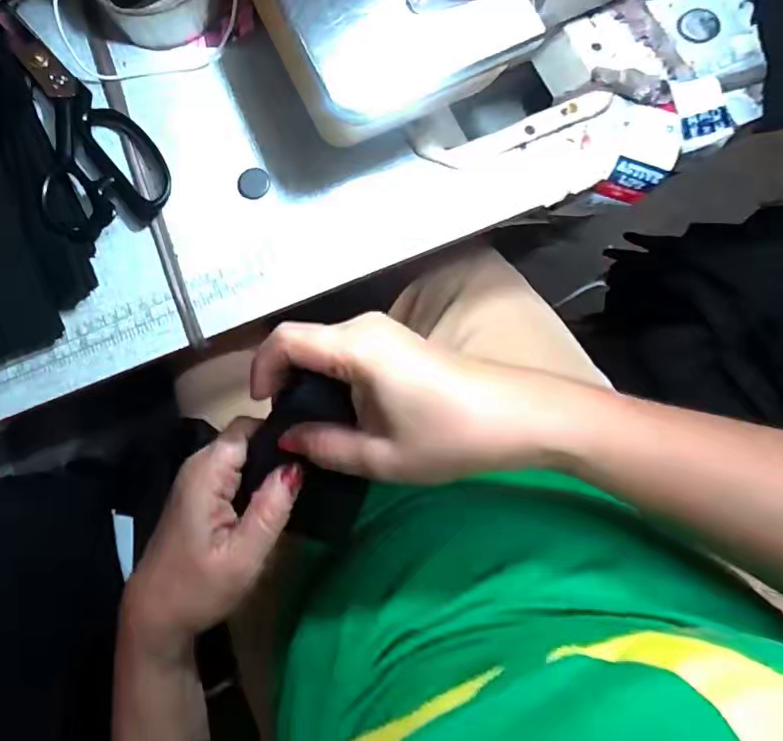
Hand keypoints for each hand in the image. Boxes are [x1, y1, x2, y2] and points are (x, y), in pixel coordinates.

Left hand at [123, 419, 299, 647]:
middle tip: (311, 470)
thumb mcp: (243, 557)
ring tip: (300, 481)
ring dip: (266, 463)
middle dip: (275, 447)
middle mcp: (199, 462)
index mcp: (207, 469)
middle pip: (245, 435)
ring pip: (240, 451)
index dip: (279, 431)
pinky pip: (232, 468)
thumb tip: (295, 466)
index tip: (310, 447)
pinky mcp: (199, 490)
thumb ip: (270, 510)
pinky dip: (253, 476)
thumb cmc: (198, 588)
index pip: (248, 426)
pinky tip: (272, 495)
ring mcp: (196, 475)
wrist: (156, 614)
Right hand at [249, 313, 587, 483]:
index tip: (263, 405)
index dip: (262, 367)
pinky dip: (330, 372)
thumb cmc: (450, 436)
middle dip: (283, 376)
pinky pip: (345, 347)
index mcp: (354, 347)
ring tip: (313, 421)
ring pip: (324, 342)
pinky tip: (344, 408)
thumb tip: (287, 440)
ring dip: (308, 375)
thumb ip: (324, 447)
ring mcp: (383, 328)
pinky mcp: (396, 338)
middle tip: (287, 422)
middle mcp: (364, 326)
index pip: (286, 339)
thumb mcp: (381, 456)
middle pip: (303, 338)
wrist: (520, 415)